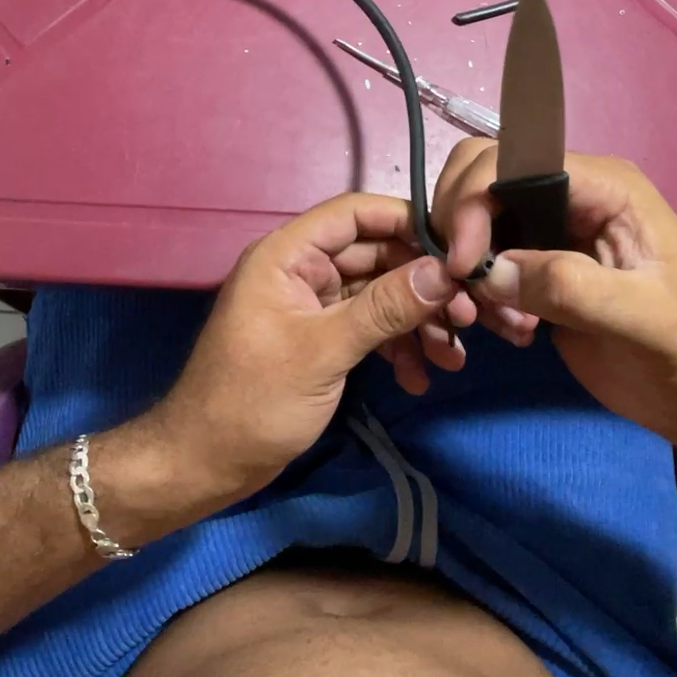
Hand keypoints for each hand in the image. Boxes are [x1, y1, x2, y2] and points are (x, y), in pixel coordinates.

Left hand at [145, 193, 471, 507]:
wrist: (207, 461)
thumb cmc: (255, 400)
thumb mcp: (324, 351)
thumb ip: (383, 308)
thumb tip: (443, 271)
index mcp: (287, 255)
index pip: (353, 214)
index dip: (406, 222)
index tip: (458, 248)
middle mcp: (299, 270)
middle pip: (373, 256)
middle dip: (422, 284)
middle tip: (469, 317)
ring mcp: (309, 305)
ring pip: (376, 295)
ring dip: (415, 322)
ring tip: (452, 358)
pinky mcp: (318, 338)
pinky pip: (366, 327)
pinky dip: (395, 346)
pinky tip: (420, 377)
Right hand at [430, 138, 676, 444]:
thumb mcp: (645, 319)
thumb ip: (572, 287)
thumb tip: (492, 272)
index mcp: (602, 186)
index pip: (509, 160)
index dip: (473, 200)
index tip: (464, 265)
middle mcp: (567, 196)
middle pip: (478, 177)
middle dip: (459, 229)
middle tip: (464, 285)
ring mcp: (547, 229)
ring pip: (471, 220)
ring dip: (469, 269)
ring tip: (504, 322)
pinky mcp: (534, 265)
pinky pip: (481, 260)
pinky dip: (478, 293)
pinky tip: (511, 329)